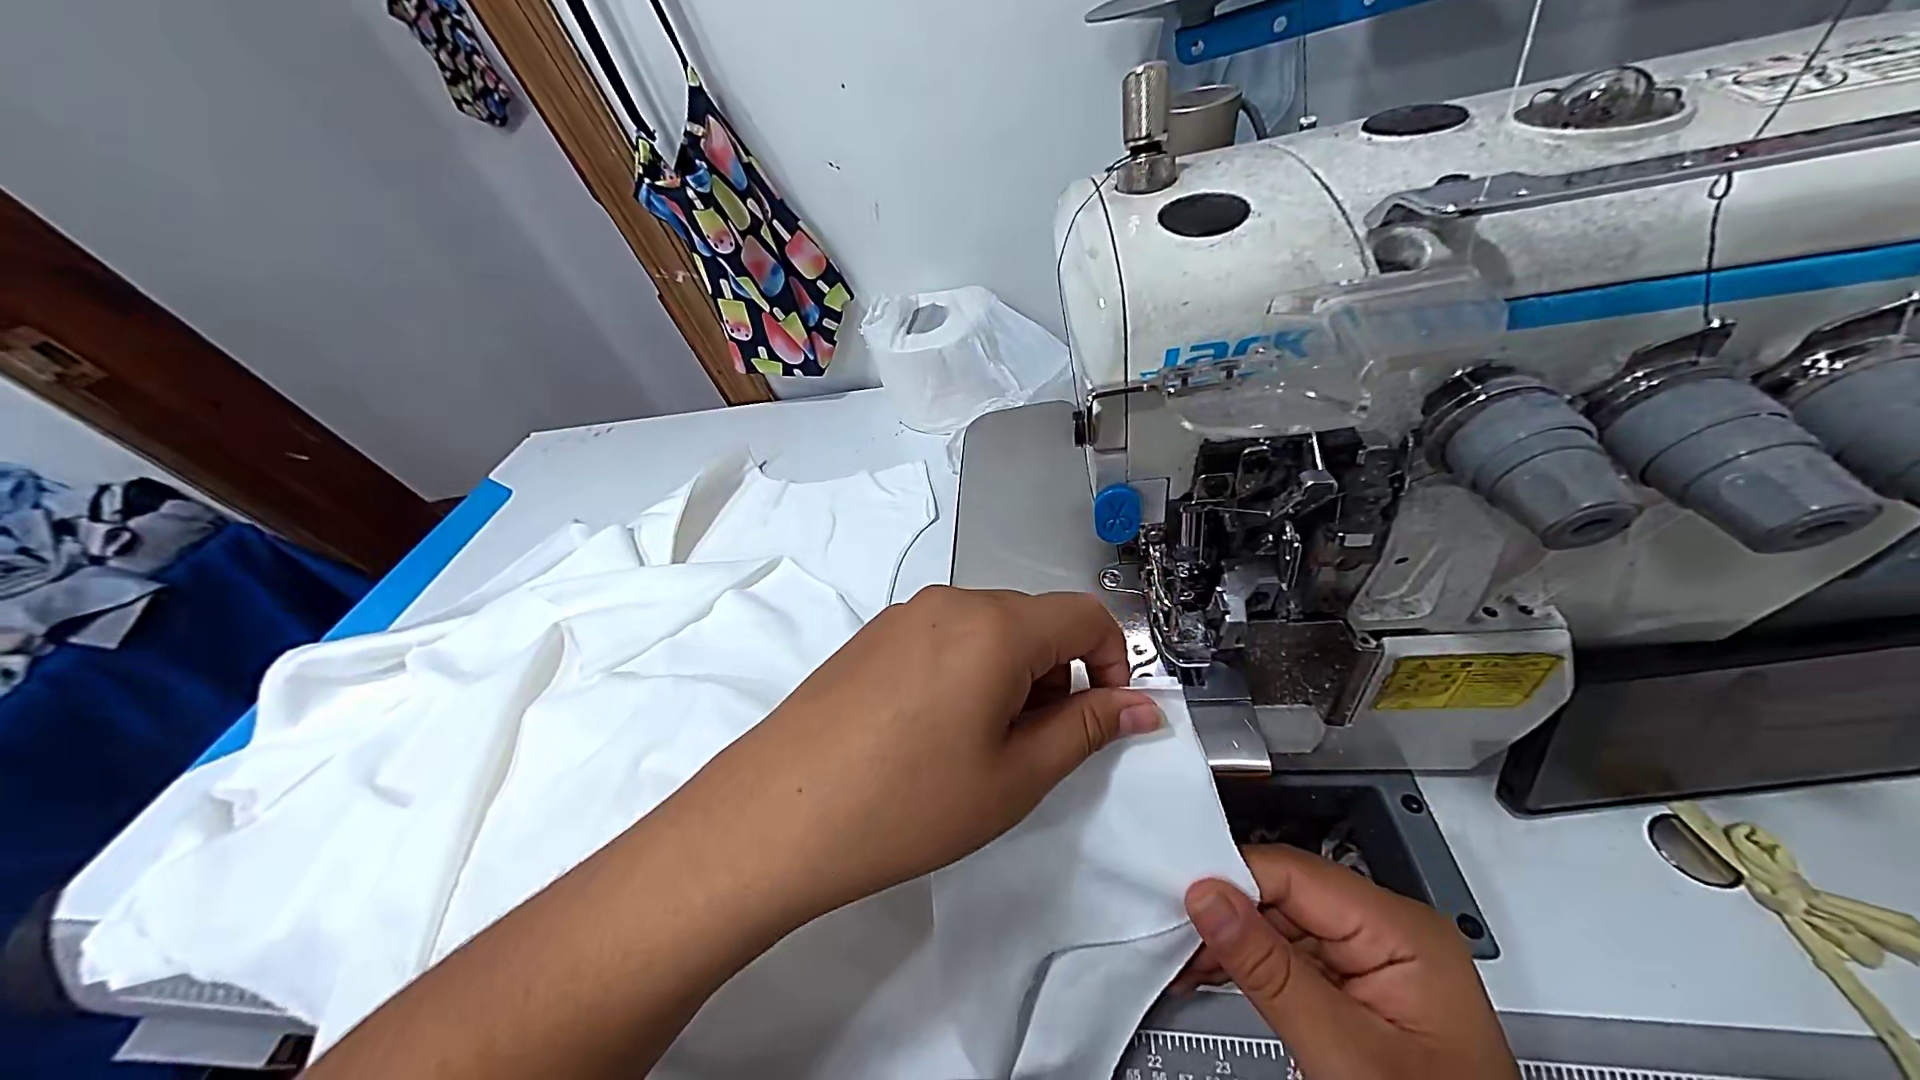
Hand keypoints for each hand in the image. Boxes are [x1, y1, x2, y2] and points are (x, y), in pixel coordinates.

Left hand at [685, 586, 1163, 918]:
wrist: (778, 814)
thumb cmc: (909, 802)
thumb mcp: (1015, 775)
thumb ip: (1087, 728)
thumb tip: (1143, 705)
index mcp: (995, 625)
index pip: (1086, 616)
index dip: (1112, 662)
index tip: (1101, 717)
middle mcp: (951, 602)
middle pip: (1035, 620)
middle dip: (1058, 674)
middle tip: (1034, 745)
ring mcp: (905, 614)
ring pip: (990, 629)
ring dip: (1012, 674)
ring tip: (980, 744)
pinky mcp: (873, 635)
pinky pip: (945, 636)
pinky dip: (968, 670)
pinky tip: (933, 730)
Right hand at [1180, 845, 1517, 1079]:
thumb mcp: (1343, 1052)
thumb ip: (1269, 970)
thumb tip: (1209, 897)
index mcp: (1402, 932)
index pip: (1295, 872)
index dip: (1233, 878)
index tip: (1182, 894)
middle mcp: (1388, 932)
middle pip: (1284, 893)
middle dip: (1227, 914)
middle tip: (1176, 933)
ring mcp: (1370, 958)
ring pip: (1279, 921)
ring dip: (1231, 941)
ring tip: (1187, 960)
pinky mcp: (1352, 984)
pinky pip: (1288, 953)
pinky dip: (1248, 964)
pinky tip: (1214, 971)